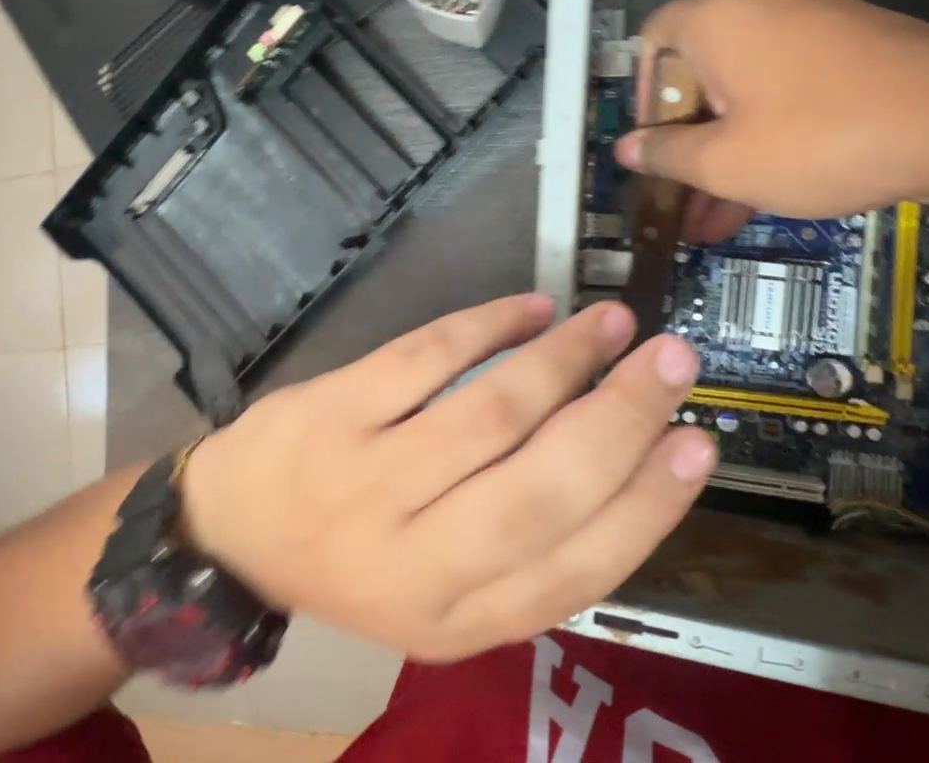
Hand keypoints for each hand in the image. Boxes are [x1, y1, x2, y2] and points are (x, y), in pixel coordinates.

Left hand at [176, 296, 715, 661]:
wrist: (232, 531)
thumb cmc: (356, 558)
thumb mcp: (441, 591)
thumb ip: (525, 546)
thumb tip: (628, 457)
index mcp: (456, 618)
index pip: (576, 568)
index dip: (647, 504)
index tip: (696, 443)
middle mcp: (416, 561)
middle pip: (542, 487)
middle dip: (621, 417)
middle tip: (669, 360)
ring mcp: (367, 481)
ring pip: (491, 411)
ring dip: (564, 360)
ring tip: (609, 323)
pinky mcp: (332, 413)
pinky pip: (427, 357)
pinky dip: (488, 325)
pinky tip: (531, 309)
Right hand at [616, 0, 928, 237]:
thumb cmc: (821, 138)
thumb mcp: (728, 163)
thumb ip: (667, 155)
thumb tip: (628, 148)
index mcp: (718, 20)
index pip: (653, 39)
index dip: (641, 94)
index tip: (650, 144)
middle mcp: (761, 4)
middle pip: (702, 69)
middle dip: (689, 138)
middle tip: (684, 194)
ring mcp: (814, 19)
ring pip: (748, 86)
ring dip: (729, 146)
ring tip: (721, 216)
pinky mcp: (855, 42)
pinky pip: (791, 85)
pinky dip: (771, 130)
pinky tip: (771, 190)